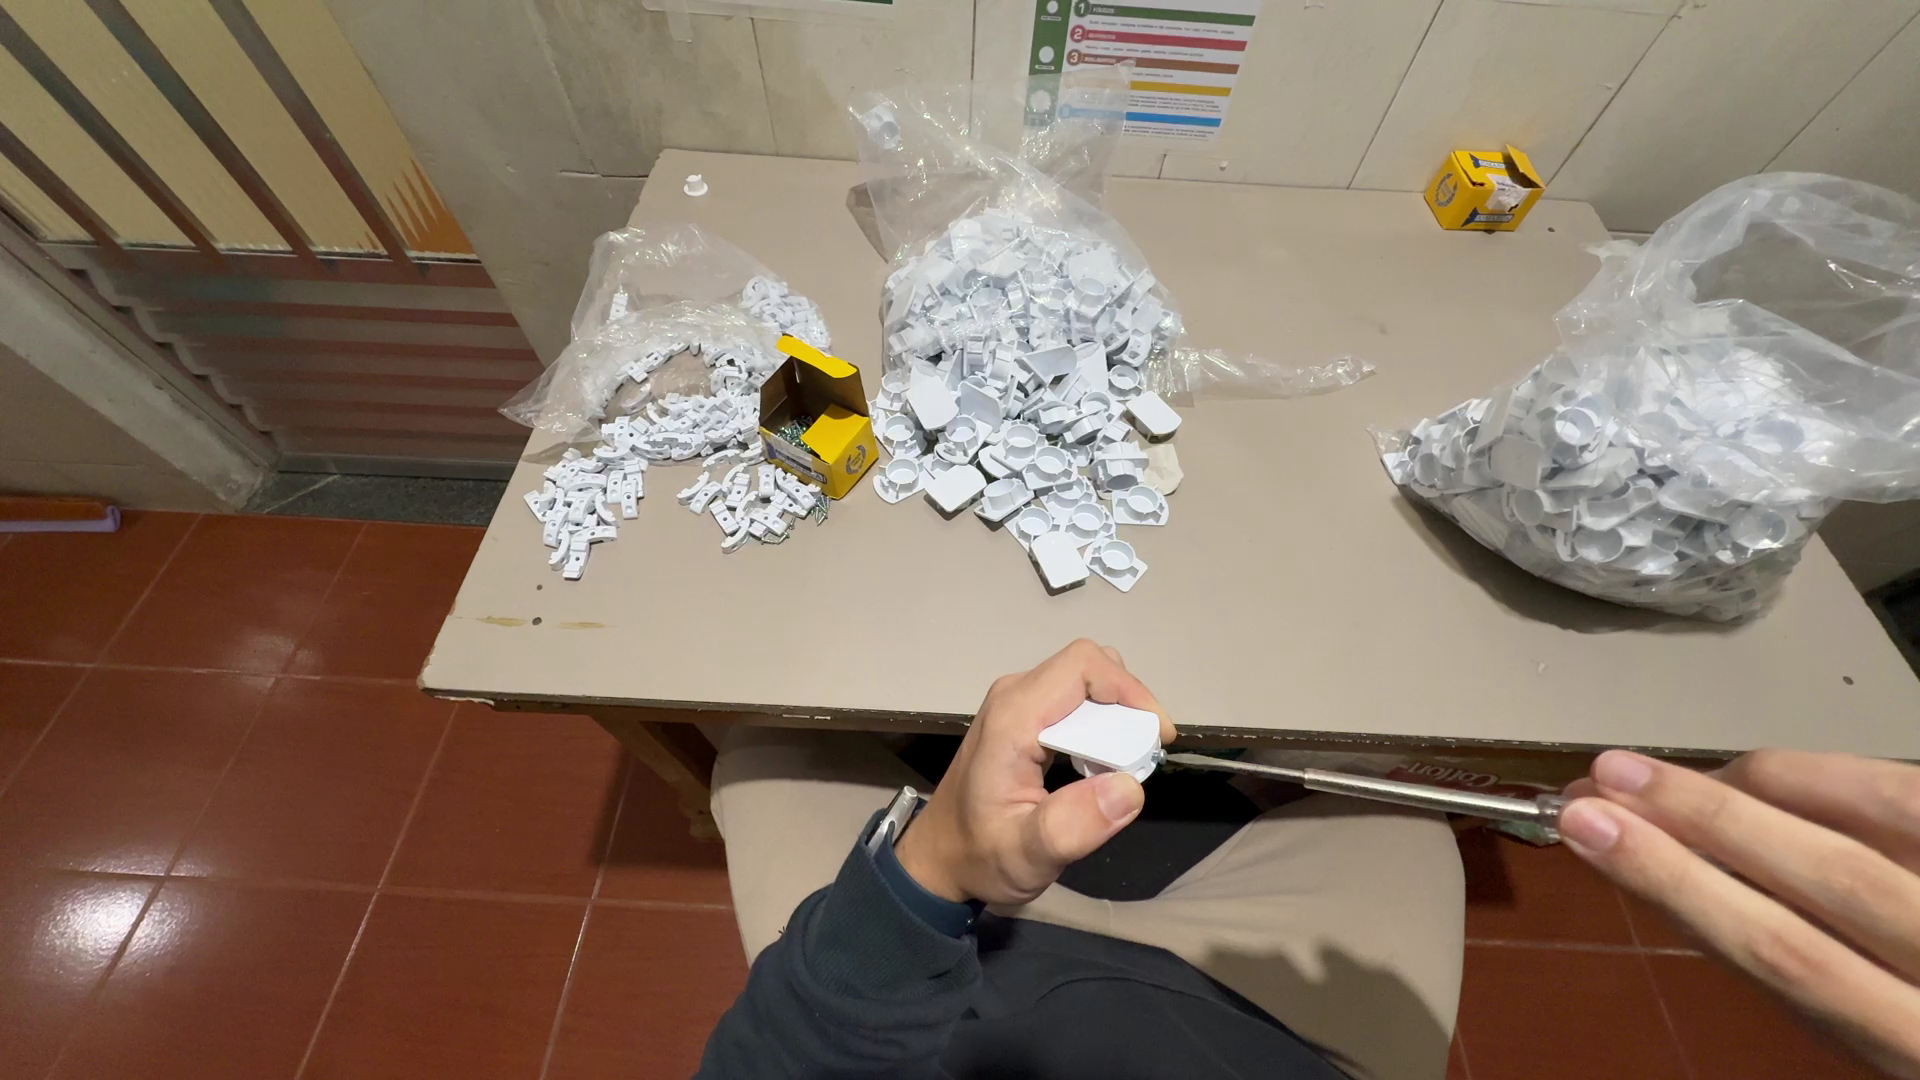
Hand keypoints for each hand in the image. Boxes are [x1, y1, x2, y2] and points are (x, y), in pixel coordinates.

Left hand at [895, 639, 1175, 905]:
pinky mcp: (1023, 714)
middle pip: (1087, 668)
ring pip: (1084, 681)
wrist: (939, 857)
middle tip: (1142, 759)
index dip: (1128, 689)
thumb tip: (1130, 787)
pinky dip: (1100, 723)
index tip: (1158, 736)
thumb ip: (1073, 825)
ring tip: (1124, 766)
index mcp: (1013, 717)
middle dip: (1127, 706)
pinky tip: (1101, 766)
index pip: (1082, 666)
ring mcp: (1016, 702)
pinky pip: (1074, 699)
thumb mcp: (1026, 856)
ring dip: (1116, 715)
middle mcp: (1014, 695)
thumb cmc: (979, 856)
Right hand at [1559, 748, 1919, 1077]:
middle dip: (1704, 811)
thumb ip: (1762, 950)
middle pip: (1839, 876)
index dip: (1676, 879)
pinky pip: (1907, 788)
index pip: (1788, 955)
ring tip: (1669, 773)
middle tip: (1607, 771)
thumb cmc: (1897, 1019)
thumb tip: (1638, 849)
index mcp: (1917, 1045)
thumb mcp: (1834, 1018)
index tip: (1583, 823)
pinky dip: (1822, 770)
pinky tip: (1758, 773)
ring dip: (1753, 781)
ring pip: (1886, 815)